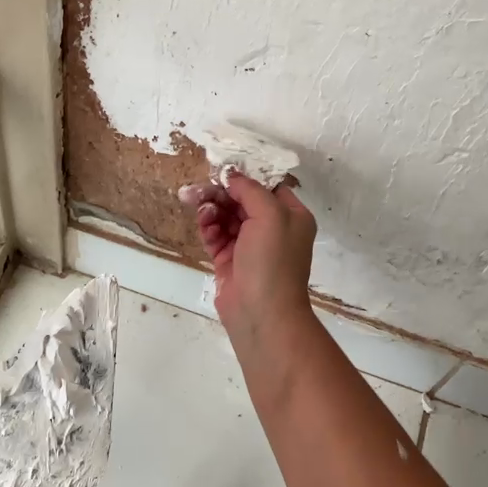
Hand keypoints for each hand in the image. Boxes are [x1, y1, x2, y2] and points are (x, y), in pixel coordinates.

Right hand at [183, 173, 317, 339]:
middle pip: (241, 201)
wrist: (261, 312)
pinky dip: (208, 229)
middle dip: (219, 195)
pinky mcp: (229, 261)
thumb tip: (231, 175)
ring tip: (203, 215)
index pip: (266, 187)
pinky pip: (216, 236)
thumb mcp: (269, 215)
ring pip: (225, 217)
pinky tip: (204, 227)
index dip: (243, 179)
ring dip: (211, 211)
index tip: (220, 173)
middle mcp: (272, 229)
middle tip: (196, 191)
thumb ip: (250, 190)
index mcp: (291, 216)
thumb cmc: (272, 261)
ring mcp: (250, 246)